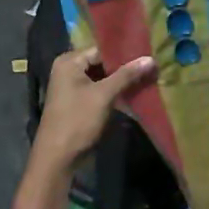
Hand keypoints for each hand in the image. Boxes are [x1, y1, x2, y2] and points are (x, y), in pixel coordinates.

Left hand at [32, 48, 153, 171]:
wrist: (58, 158)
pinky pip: (99, 90)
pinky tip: (134, 93)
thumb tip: (151, 59)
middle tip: (151, 66)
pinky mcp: (78, 102)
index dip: (124, 53)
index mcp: (69, 61)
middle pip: (101, 63)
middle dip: (124, 67)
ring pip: (102, 78)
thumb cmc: (77, 120)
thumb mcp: (103, 95)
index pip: (101, 50)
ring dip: (121, 81)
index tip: (148, 53)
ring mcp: (72, 87)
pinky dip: (113, 92)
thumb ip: (126, 75)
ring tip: (148, 77)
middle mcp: (68, 70)